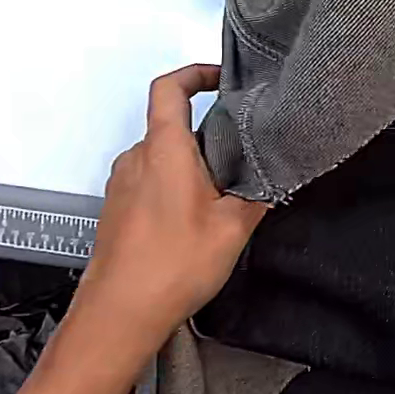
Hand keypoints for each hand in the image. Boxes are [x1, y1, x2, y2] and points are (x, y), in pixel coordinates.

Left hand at [68, 64, 267, 360]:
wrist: (115, 321)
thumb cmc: (172, 266)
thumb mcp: (234, 226)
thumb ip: (260, 191)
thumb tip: (279, 173)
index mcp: (164, 151)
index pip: (169, 88)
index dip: (196, 72)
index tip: (224, 77)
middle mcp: (136, 159)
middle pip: (171, 122)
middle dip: (209, 128)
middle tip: (244, 147)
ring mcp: (121, 186)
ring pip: (162, 153)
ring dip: (194, 159)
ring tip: (227, 186)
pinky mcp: (117, 210)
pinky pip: (150, 177)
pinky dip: (177, 181)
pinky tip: (199, 214)